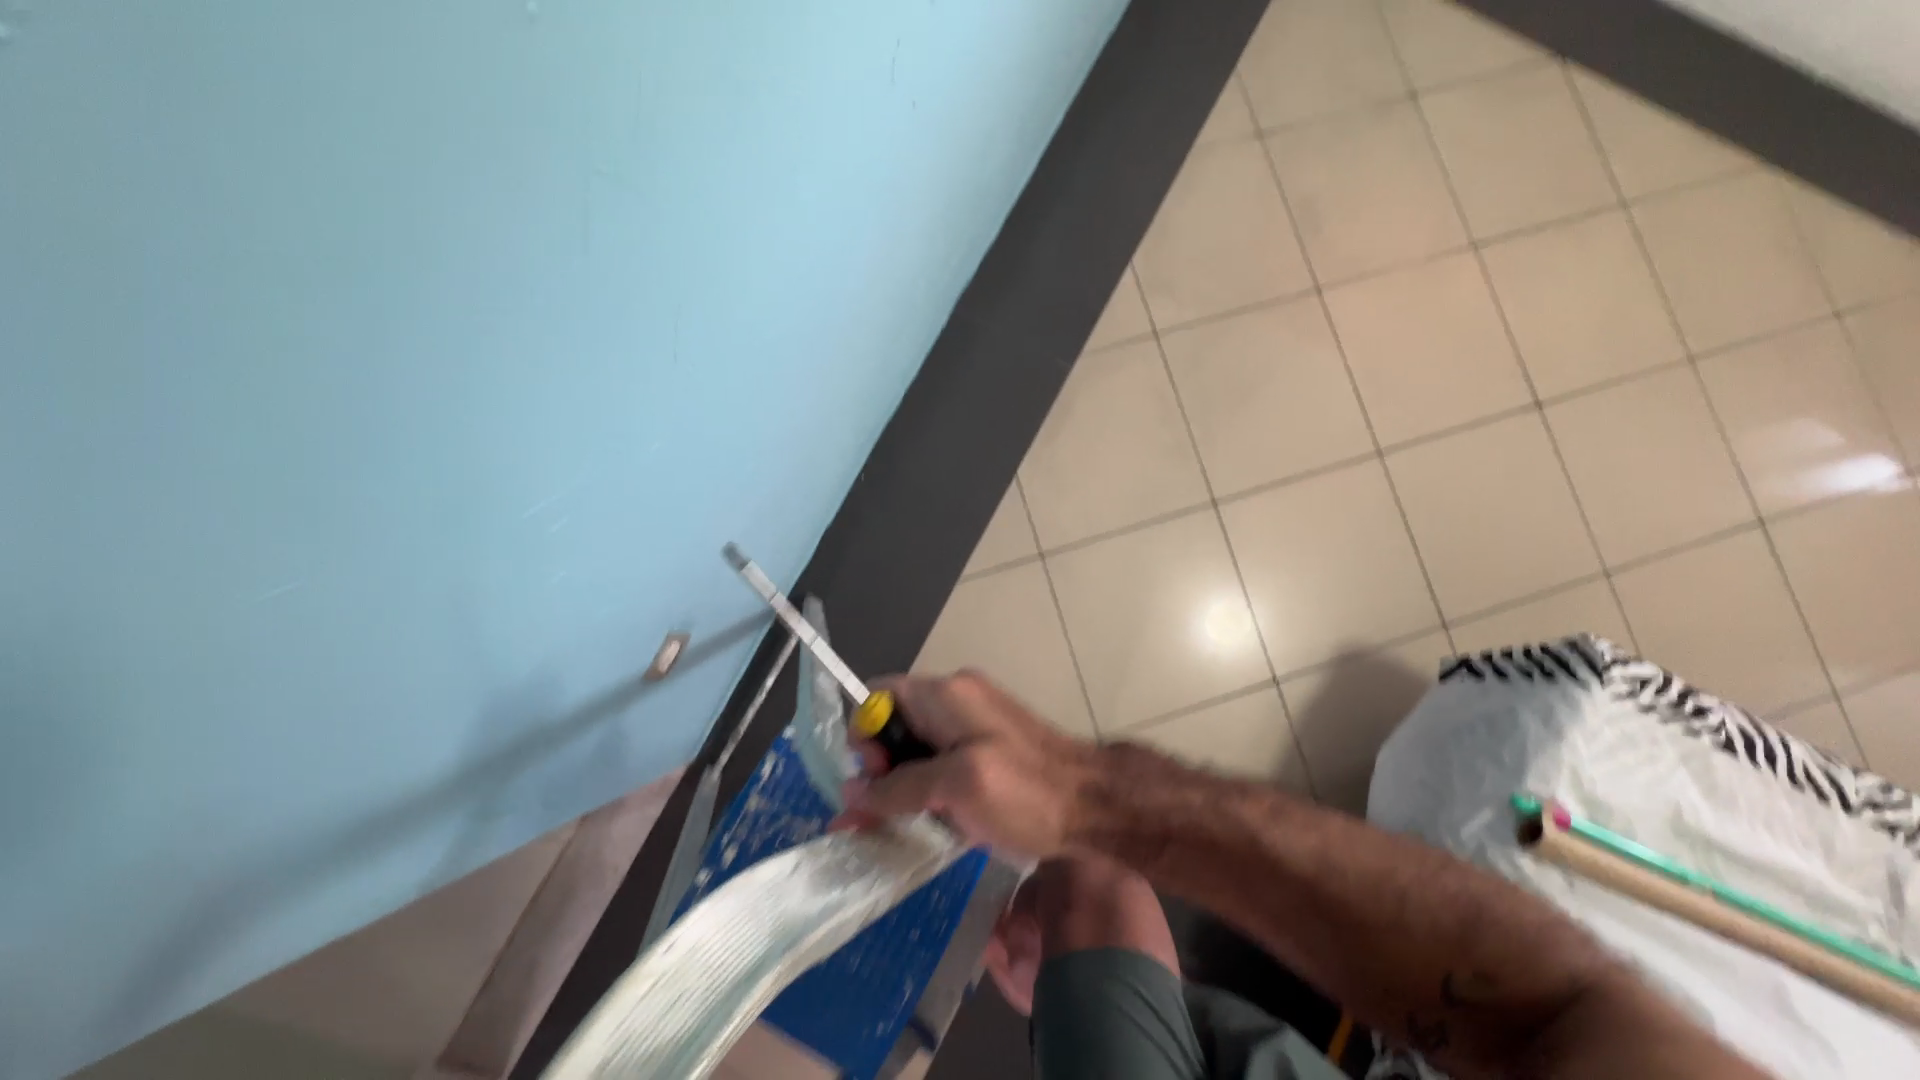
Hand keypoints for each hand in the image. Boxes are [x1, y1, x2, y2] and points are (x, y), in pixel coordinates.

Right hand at [835, 670, 1096, 860]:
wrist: (1096, 807)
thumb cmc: (1026, 792)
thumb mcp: (957, 787)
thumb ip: (900, 786)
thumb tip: (853, 792)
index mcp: (946, 694)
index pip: (878, 697)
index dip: (864, 736)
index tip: (874, 780)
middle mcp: (956, 700)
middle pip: (894, 726)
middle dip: (877, 769)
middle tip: (878, 814)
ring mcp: (974, 726)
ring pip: (916, 751)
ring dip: (900, 787)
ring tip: (896, 826)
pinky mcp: (988, 753)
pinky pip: (941, 766)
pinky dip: (928, 792)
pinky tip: (929, 824)